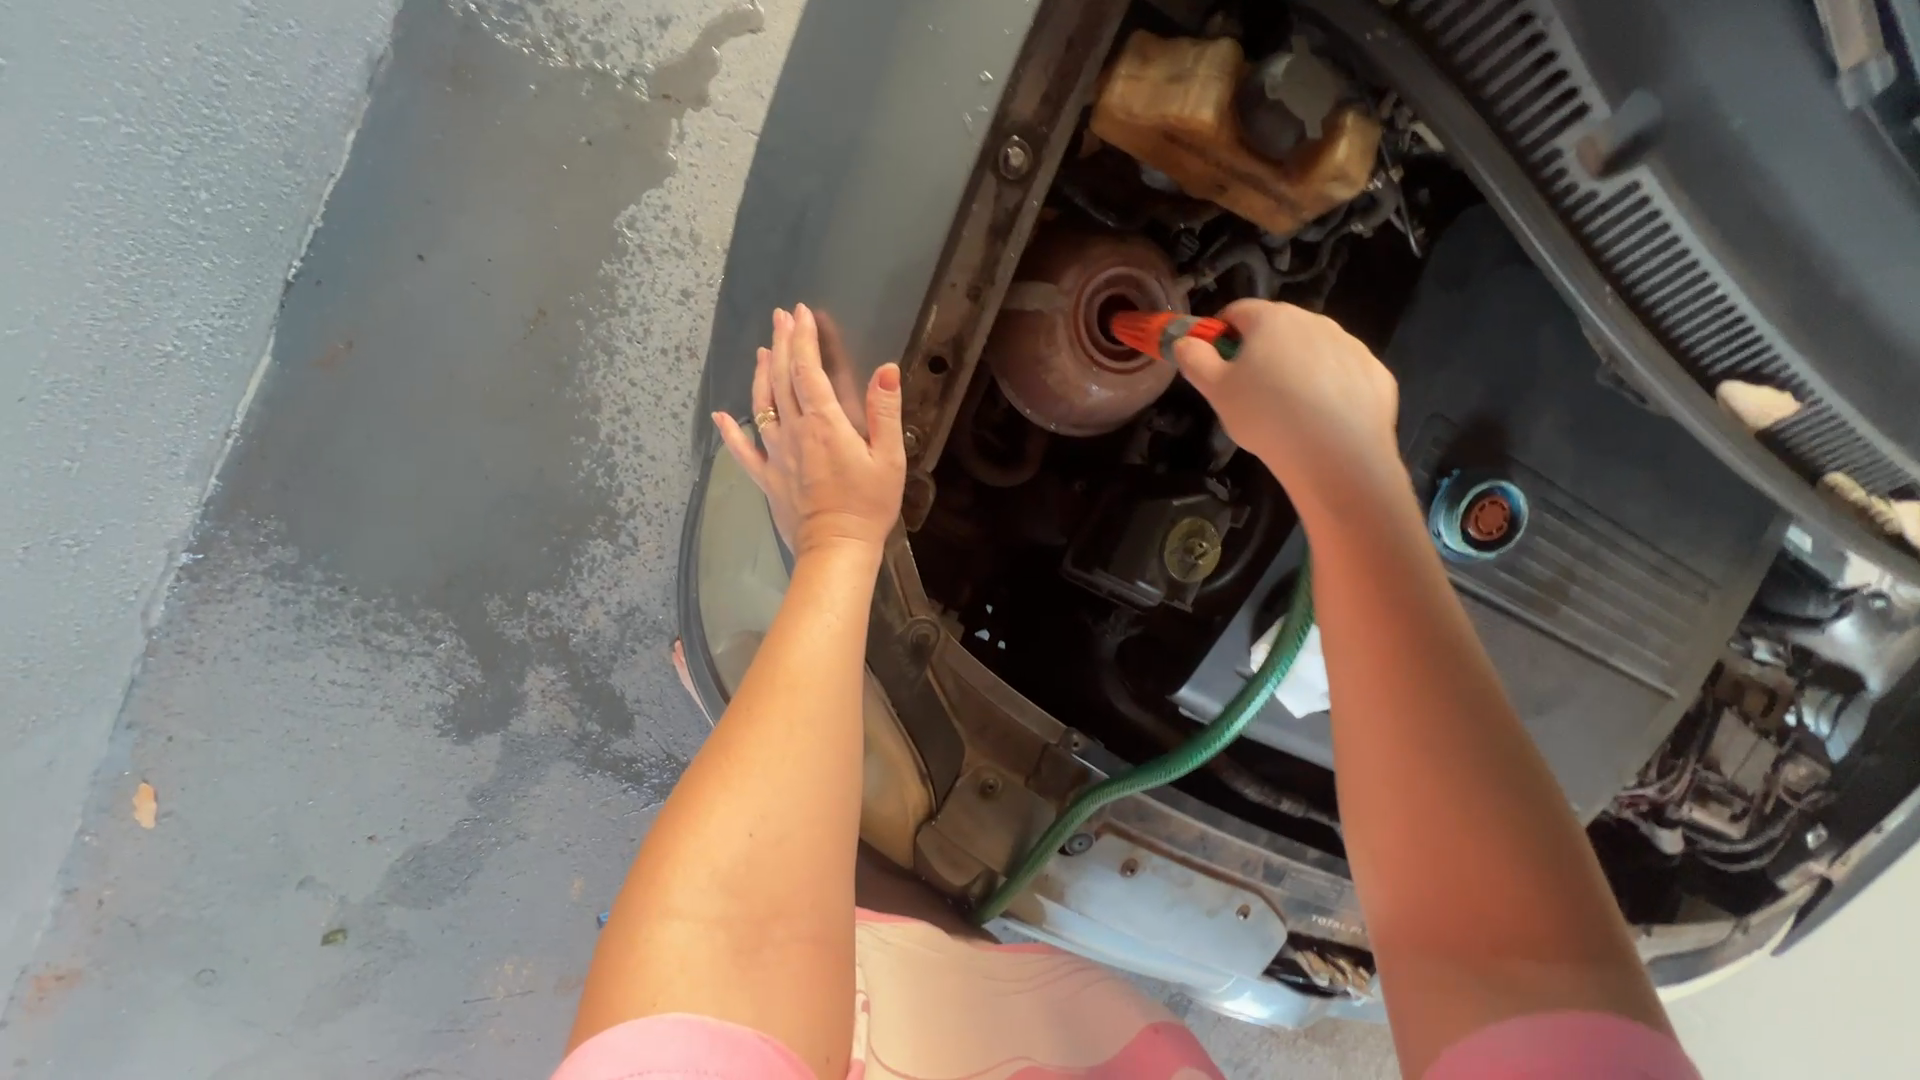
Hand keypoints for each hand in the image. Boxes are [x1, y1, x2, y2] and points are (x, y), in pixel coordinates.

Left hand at [712, 304, 906, 560]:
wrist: (837, 549)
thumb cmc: (869, 505)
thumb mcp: (889, 458)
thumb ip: (884, 411)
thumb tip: (886, 369)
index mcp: (824, 424)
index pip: (807, 371)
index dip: (804, 340)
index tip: (801, 313)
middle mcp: (794, 432)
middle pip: (781, 380)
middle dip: (782, 345)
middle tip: (780, 317)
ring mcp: (776, 455)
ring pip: (762, 407)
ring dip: (760, 375)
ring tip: (761, 350)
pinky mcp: (767, 478)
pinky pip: (744, 452)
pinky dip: (730, 432)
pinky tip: (722, 416)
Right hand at [1172, 300, 1400, 509]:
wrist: (1337, 453)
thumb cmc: (1265, 415)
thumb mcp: (1216, 391)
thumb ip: (1194, 359)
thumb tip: (1185, 341)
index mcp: (1272, 319)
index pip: (1236, 311)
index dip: (1220, 335)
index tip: (1216, 365)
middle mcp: (1315, 320)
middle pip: (1277, 329)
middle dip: (1260, 352)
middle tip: (1249, 393)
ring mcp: (1351, 345)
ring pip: (1312, 350)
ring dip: (1296, 369)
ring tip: (1287, 411)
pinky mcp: (1375, 373)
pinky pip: (1343, 374)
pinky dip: (1330, 390)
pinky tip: (1321, 420)